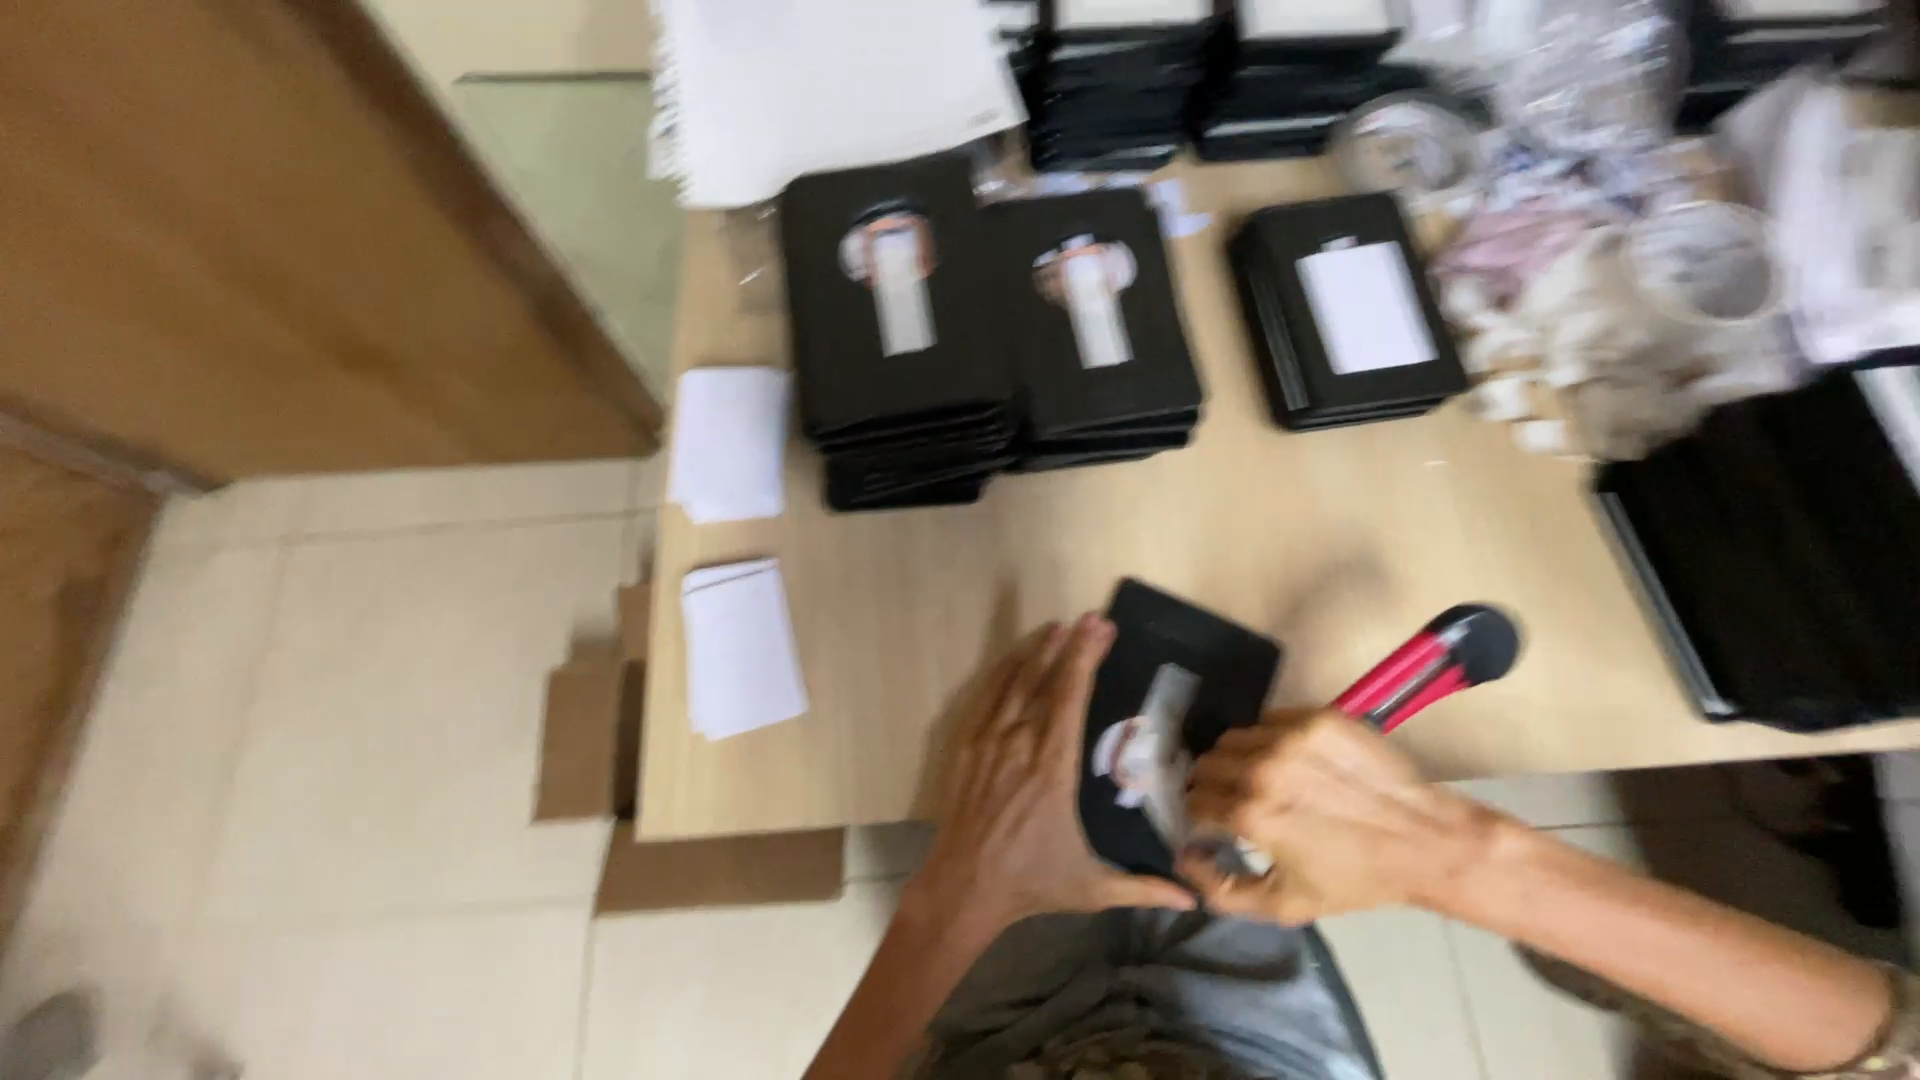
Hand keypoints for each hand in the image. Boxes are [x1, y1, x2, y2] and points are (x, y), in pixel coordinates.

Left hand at [909, 614, 1195, 932]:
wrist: (962, 888)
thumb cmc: (1030, 883)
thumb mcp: (1091, 889)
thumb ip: (1143, 889)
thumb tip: (1191, 900)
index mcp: (1053, 768)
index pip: (1070, 698)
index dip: (1085, 659)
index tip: (1100, 630)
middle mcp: (1019, 744)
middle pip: (1044, 680)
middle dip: (1069, 646)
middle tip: (1091, 620)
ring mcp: (987, 742)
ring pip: (1013, 682)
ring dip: (1035, 652)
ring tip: (1057, 628)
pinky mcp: (964, 747)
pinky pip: (984, 697)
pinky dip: (1001, 672)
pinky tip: (1015, 658)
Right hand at [1178, 709, 1506, 924]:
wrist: (1426, 842)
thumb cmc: (1354, 878)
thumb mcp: (1285, 904)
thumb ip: (1221, 890)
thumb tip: (1183, 858)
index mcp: (1250, 814)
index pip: (1195, 800)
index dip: (1199, 813)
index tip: (1212, 821)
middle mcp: (1262, 769)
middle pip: (1208, 764)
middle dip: (1212, 784)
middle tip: (1233, 798)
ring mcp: (1290, 738)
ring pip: (1234, 738)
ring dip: (1238, 758)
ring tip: (1262, 777)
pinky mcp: (1316, 717)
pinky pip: (1269, 719)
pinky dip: (1269, 737)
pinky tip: (1291, 759)